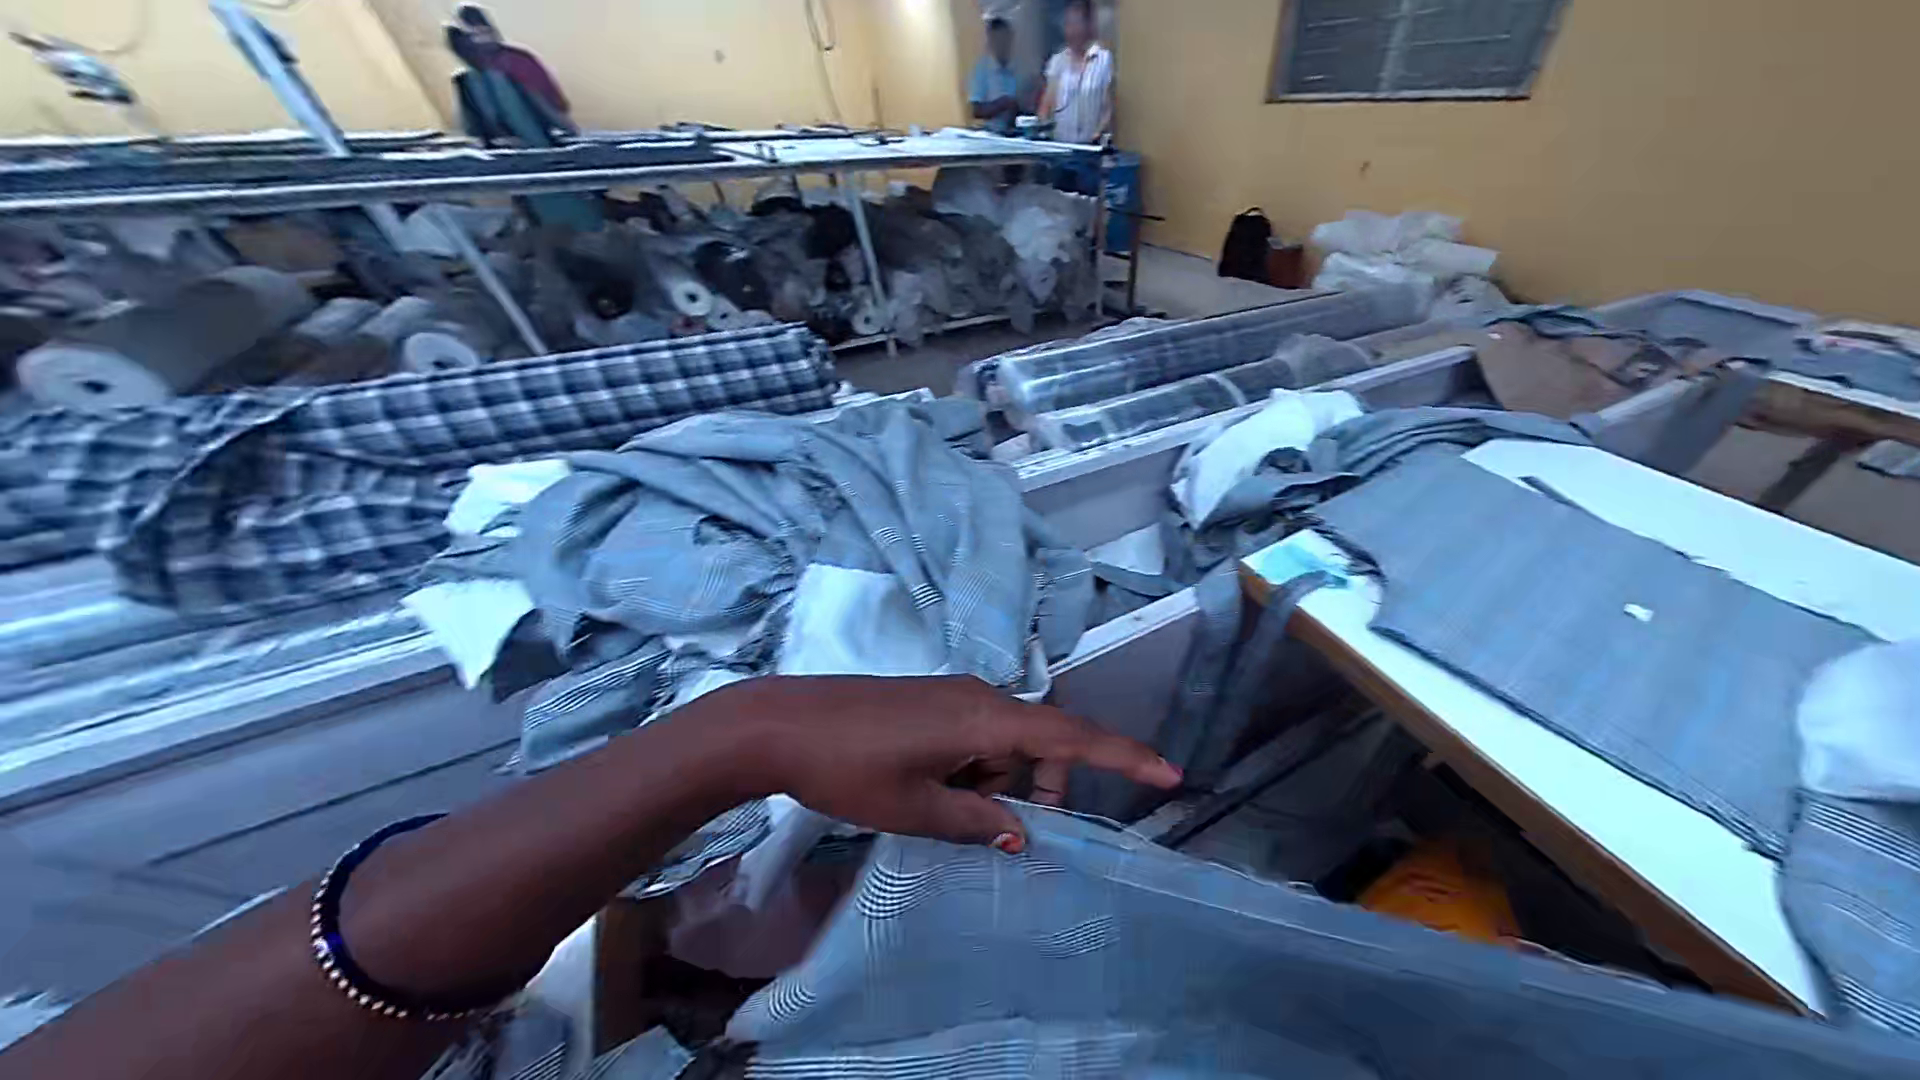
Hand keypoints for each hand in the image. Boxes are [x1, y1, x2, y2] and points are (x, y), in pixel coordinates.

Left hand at [682, 675, 1179, 852]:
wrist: (783, 722)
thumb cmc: (851, 767)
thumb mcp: (917, 809)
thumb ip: (978, 821)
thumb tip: (1021, 833)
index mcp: (985, 719)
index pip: (1069, 737)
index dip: (1121, 754)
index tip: (1168, 772)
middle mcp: (978, 695)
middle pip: (1037, 743)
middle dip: (1036, 789)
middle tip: (998, 830)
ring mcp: (953, 693)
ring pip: (1003, 742)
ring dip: (995, 781)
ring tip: (941, 805)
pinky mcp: (932, 698)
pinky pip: (975, 733)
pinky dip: (973, 764)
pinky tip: (930, 784)